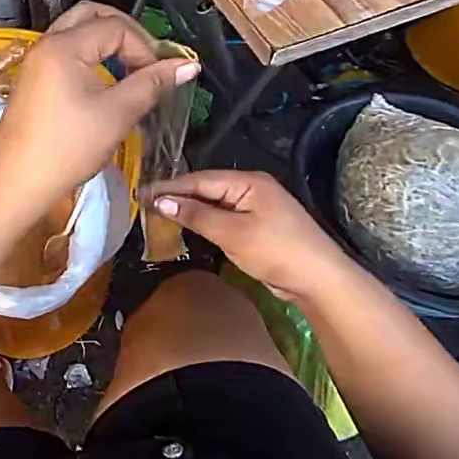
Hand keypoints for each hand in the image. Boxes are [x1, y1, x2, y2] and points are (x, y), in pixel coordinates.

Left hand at [0, 2, 198, 212]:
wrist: (18, 181)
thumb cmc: (67, 149)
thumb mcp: (117, 115)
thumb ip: (152, 84)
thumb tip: (187, 65)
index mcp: (64, 47)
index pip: (116, 27)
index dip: (145, 47)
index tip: (160, 76)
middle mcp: (46, 44)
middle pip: (92, 15)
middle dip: (125, 31)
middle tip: (147, 58)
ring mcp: (37, 61)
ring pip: (78, 30)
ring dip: (107, 42)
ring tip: (130, 69)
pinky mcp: (34, 79)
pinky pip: (67, 50)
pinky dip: (91, 55)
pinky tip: (106, 82)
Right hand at [150, 170, 358, 301]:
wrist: (318, 279)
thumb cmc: (276, 251)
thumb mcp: (233, 232)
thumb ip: (197, 215)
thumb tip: (162, 201)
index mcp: (248, 182)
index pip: (200, 180)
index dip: (169, 187)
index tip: (140, 193)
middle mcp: (252, 189)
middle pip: (207, 189)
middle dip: (177, 196)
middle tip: (144, 204)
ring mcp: (256, 208)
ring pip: (215, 204)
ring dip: (190, 210)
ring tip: (158, 214)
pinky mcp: (258, 227)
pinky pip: (224, 218)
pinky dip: (205, 222)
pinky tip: (187, 227)